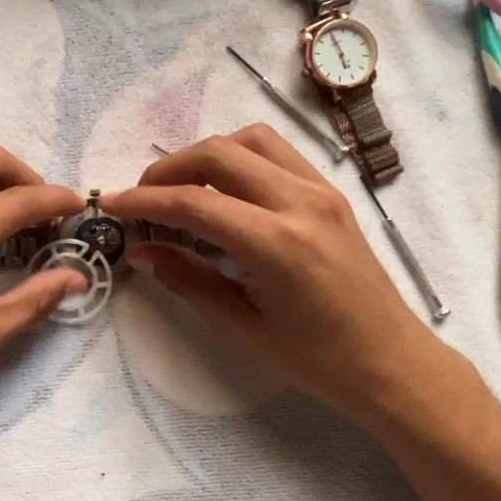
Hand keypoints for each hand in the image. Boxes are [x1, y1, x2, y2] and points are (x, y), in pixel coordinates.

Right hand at [100, 125, 452, 422]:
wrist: (389, 360)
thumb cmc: (314, 358)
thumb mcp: (240, 326)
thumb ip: (187, 280)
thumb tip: (140, 251)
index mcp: (277, 243)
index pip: (194, 203)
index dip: (143, 201)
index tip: (110, 205)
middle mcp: (301, 202)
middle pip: (218, 154)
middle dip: (168, 170)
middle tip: (141, 199)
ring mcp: (321, 191)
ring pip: (249, 140)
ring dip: (205, 155)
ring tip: (180, 190)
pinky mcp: (330, 193)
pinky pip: (276, 152)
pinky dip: (238, 158)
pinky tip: (221, 190)